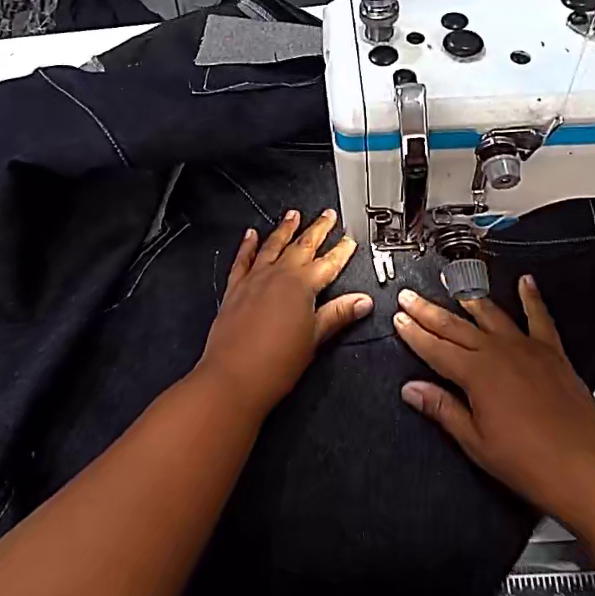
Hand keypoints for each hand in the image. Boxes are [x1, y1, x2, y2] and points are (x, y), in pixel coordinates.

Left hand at [196, 209, 370, 415]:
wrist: (232, 380)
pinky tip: (251, 235)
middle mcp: (278, 276)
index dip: (342, 250)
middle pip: (303, 245)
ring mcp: (255, 280)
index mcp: (302, 285)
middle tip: (328, 216)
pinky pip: (243, 260)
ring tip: (294, 214)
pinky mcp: (235, 290)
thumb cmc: (274, 364)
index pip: (329, 262)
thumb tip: (363, 301)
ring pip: (274, 245)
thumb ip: (339, 314)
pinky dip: (248, 245)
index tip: (350, 240)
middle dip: (318, 229)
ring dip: (286, 229)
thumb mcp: (315, 338)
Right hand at [394, 276, 594, 524]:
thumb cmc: (533, 462)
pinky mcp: (552, 352)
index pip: (436, 347)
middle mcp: (500, 352)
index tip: (400, 319)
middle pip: (456, 325)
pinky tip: (525, 283)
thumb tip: (414, 390)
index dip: (414, 333)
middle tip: (410, 297)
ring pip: (491, 314)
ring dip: (469, 299)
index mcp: (477, 374)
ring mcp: (527, 348)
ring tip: (453, 284)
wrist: (586, 467)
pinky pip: (539, 316)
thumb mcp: (476, 443)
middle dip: (429, 311)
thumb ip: (443, 409)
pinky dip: (531, 297)